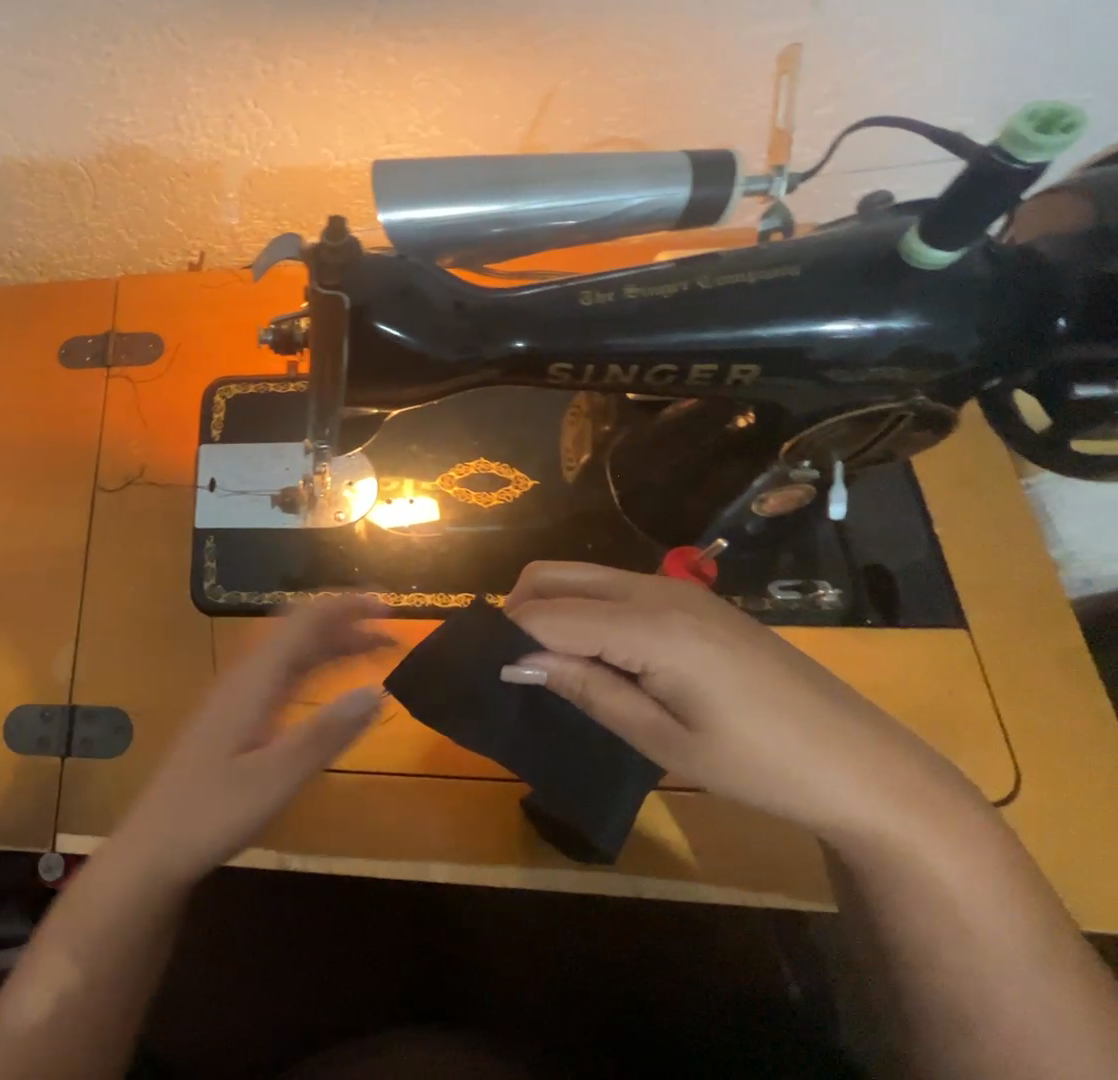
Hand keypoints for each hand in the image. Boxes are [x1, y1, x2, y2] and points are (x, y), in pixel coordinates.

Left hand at [111, 595, 393, 886]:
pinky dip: (308, 671)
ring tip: (369, 651)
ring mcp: (231, 701)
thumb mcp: (277, 778)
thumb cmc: (213, 812)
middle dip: (342, 625)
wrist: (154, 845)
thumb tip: (378, 689)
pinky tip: (322, 689)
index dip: (343, 607)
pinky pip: (276, 679)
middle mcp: (240, 681)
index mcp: (251, 684)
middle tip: (391, 632)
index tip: (388, 606)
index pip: (301, 624)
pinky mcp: (229, 722)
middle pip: (294, 635)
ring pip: (285, 656)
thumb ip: (325, 734)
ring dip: (326, 646)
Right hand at [503, 561, 981, 846]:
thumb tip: (514, 661)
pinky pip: (612, 588)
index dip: (506, 640)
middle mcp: (658, 591)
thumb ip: (584, 687)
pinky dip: (581, 609)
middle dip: (516, 611)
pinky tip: (591, 654)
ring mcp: (679, 591)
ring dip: (547, 608)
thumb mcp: (659, 738)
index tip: (485, 673)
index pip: (546, 614)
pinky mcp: (694, 603)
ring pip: (580, 576)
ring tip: (545, 664)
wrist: (864, 766)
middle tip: (510, 666)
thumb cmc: (757, 765)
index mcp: (650, 626)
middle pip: (552, 576)